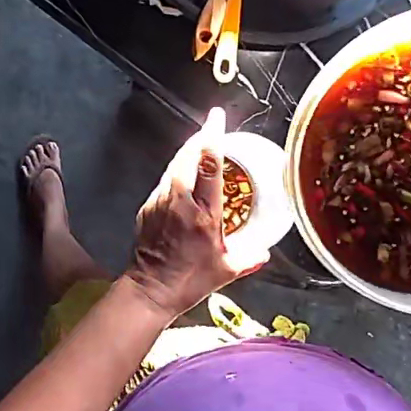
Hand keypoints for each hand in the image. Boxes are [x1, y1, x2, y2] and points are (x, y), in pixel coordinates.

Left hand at [124, 109, 269, 317]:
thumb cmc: (190, 281)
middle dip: (198, 139)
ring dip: (185, 154)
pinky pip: (163, 183)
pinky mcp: (146, 209)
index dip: (213, 138)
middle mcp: (179, 202)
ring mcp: (160, 203)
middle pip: (186, 157)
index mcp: (204, 214)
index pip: (209, 165)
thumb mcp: (227, 270)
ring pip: (172, 168)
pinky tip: (182, 176)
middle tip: (210, 128)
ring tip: (198, 146)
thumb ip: (249, 257)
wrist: (151, 290)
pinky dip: (174, 173)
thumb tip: (264, 251)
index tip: (217, 120)